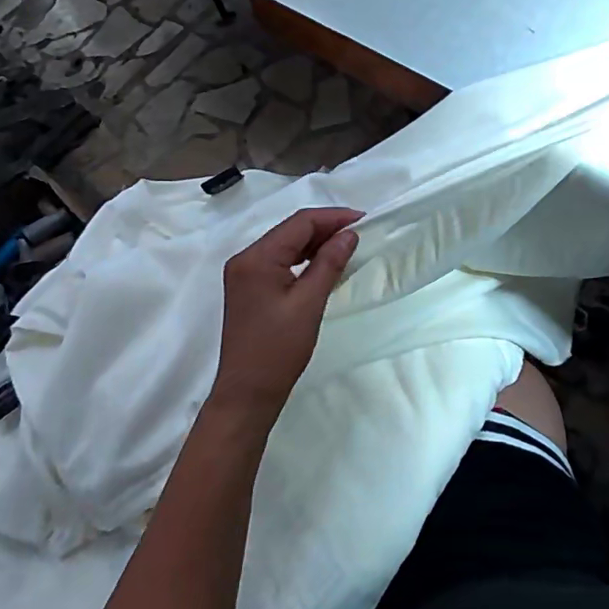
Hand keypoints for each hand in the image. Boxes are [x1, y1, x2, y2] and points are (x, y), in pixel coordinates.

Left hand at [211, 207, 361, 419]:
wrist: (248, 391)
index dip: (333, 217)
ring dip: (315, 243)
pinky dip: (302, 259)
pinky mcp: (249, 289)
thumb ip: (329, 264)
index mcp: (256, 258)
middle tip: (359, 233)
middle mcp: (245, 259)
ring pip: (284, 245)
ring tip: (347, 246)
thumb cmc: (278, 349)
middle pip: (290, 231)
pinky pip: (278, 261)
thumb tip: (349, 235)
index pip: (299, 223)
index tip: (363, 220)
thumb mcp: (309, 303)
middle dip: (325, 228)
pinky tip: (323, 264)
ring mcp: (244, 274)